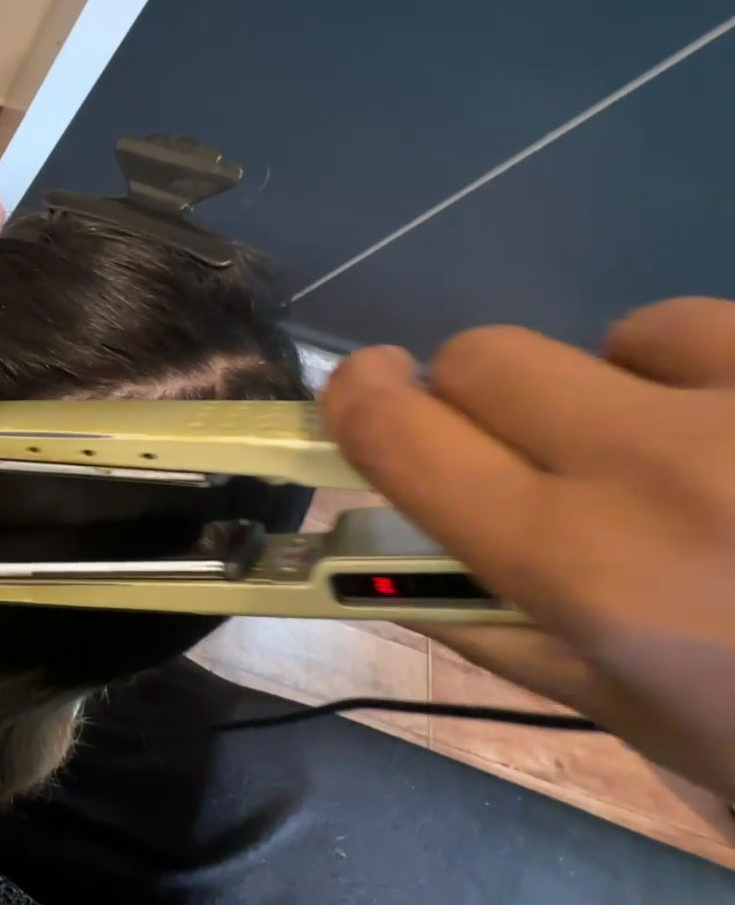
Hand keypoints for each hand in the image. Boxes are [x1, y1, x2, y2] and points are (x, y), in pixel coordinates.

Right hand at [321, 298, 734, 795]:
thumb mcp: (653, 726)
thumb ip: (494, 630)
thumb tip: (376, 561)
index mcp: (588, 566)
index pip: (394, 429)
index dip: (355, 396)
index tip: (365, 392)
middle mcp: (672, 468)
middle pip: (488, 354)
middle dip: (488, 394)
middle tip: (547, 450)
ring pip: (639, 327)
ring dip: (641, 382)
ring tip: (728, 455)